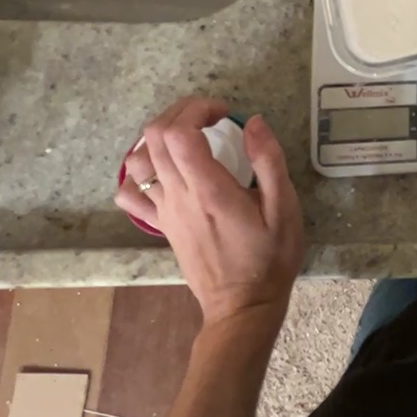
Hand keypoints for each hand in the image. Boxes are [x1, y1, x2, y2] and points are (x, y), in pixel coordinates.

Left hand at [115, 97, 305, 329]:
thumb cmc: (270, 255)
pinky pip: (130, 191)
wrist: (242, 306)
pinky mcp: (159, 224)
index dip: (197, 109)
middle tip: (212, 117)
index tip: (226, 114)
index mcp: (209, 189)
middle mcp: (178, 196)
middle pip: (153, 137)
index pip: (178, 133)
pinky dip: (140, 169)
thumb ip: (269, 160)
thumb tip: (252, 121)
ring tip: (192, 135)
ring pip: (137, 158)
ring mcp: (163, 211)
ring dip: (160, 135)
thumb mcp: (285, 206)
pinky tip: (167, 167)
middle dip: (180, 112)